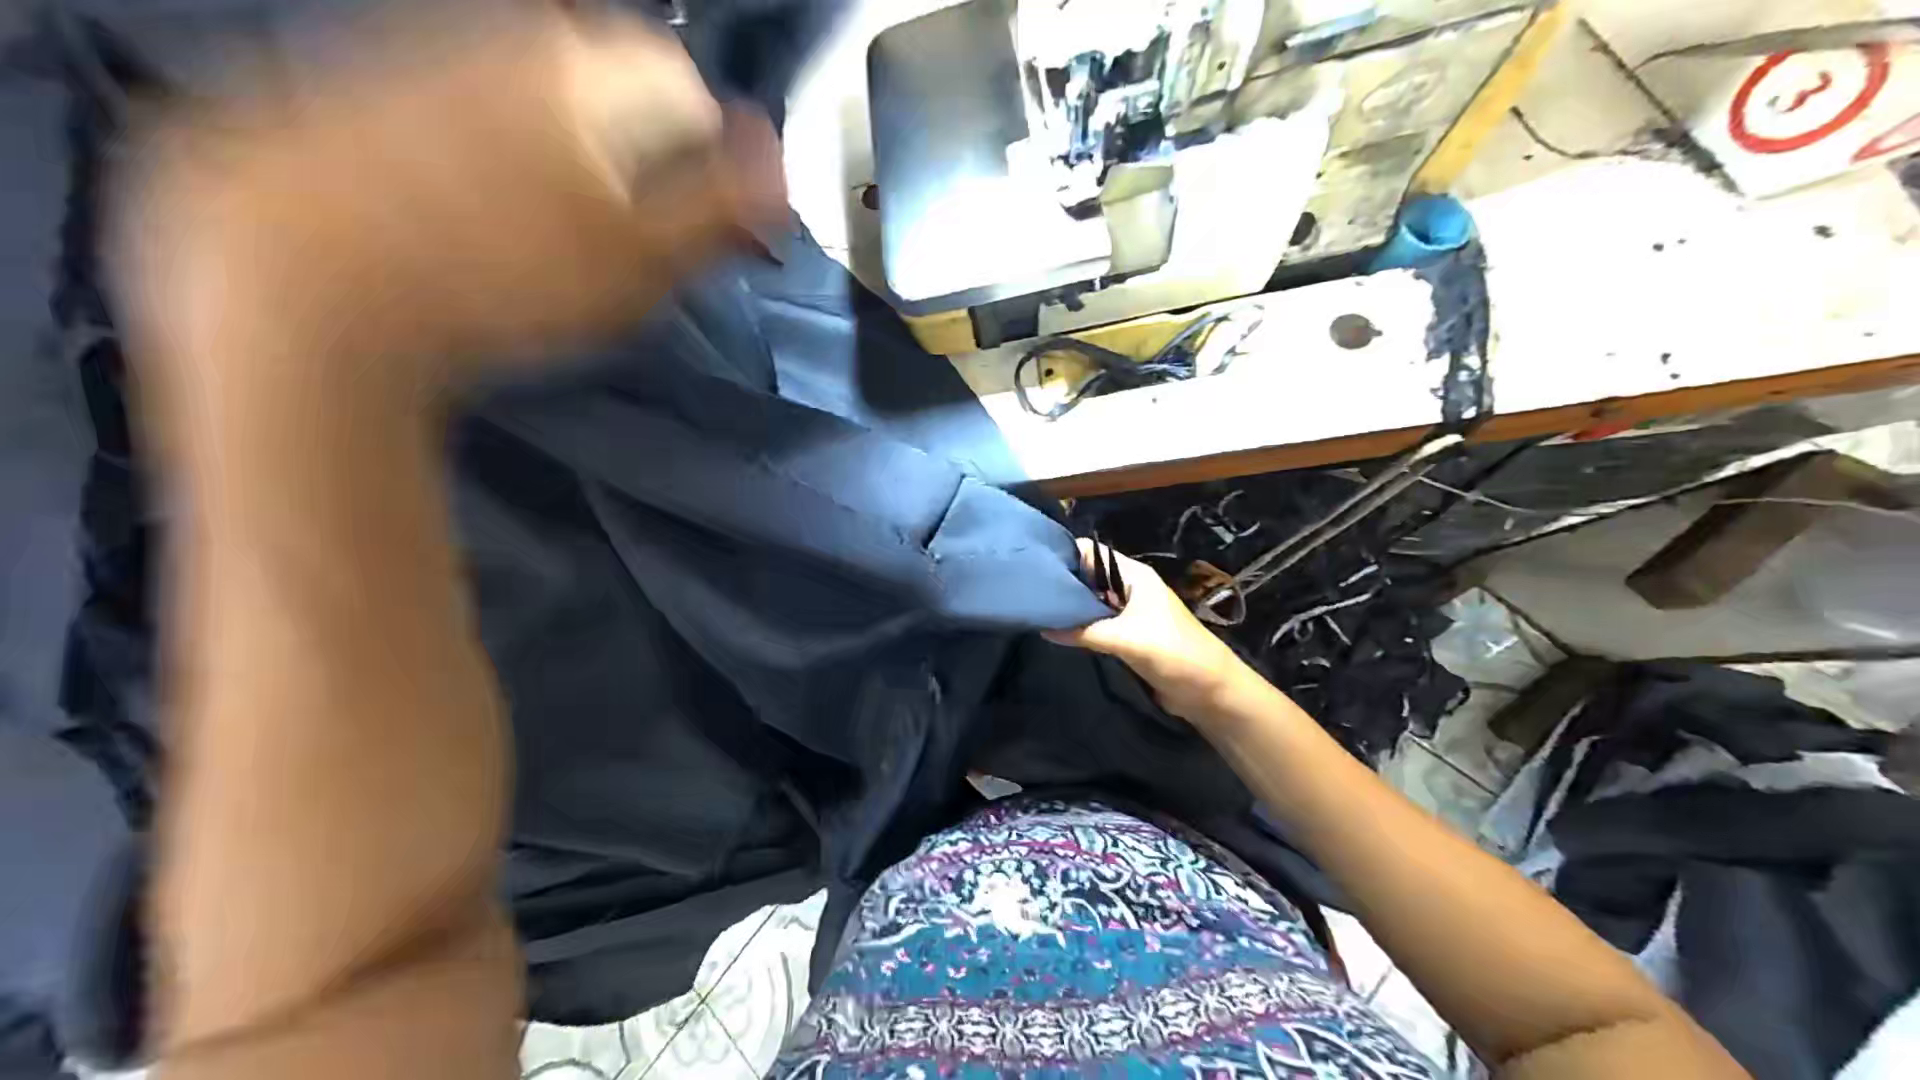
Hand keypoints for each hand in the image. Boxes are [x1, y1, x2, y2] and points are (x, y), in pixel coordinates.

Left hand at [111, 2, 787, 404]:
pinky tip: (458, 213)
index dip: (700, 158)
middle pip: (606, 86)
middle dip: (629, 152)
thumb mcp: (641, 264)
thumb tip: (779, 160)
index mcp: (585, 70)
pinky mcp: (354, 79)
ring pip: (531, 95)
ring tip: (530, 232)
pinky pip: (454, 104)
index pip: (684, 87)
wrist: (297, 283)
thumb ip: (720, 209)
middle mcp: (505, 32)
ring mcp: (422, 47)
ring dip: (555, 152)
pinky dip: (478, 150)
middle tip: (609, 236)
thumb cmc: (502, 281)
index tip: (679, 222)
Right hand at [1046, 539, 1246, 721]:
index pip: (1092, 553)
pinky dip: (1079, 628)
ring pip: (1090, 603)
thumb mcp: (1125, 638)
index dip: (1065, 555)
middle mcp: (1129, 589)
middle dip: (1063, 584)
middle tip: (1027, 593)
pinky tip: (1056, 633)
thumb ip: (1084, 631)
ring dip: (1070, 609)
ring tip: (1034, 612)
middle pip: (1088, 578)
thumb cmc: (1174, 653)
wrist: (1210, 692)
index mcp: (1135, 576)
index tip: (1033, 566)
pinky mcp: (1126, 637)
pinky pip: (1096, 625)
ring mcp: (1128, 614)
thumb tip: (1042, 627)